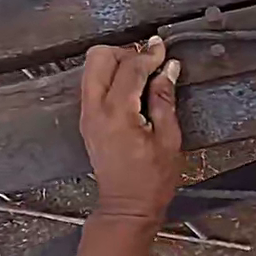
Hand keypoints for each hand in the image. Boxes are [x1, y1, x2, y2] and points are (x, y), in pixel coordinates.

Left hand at [79, 38, 182, 224]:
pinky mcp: (87, 121)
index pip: (130, 68)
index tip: (162, 48)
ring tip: (142, 75)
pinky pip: (93, 86)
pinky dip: (110, 78)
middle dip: (125, 53)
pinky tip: (132, 89)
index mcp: (117, 114)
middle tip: (149, 62)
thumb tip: (168, 69)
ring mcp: (87, 116)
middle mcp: (95, 111)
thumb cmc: (151, 181)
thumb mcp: (168, 139)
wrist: (127, 206)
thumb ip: (164, 99)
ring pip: (92, 69)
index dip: (148, 55)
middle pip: (99, 58)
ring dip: (116, 64)